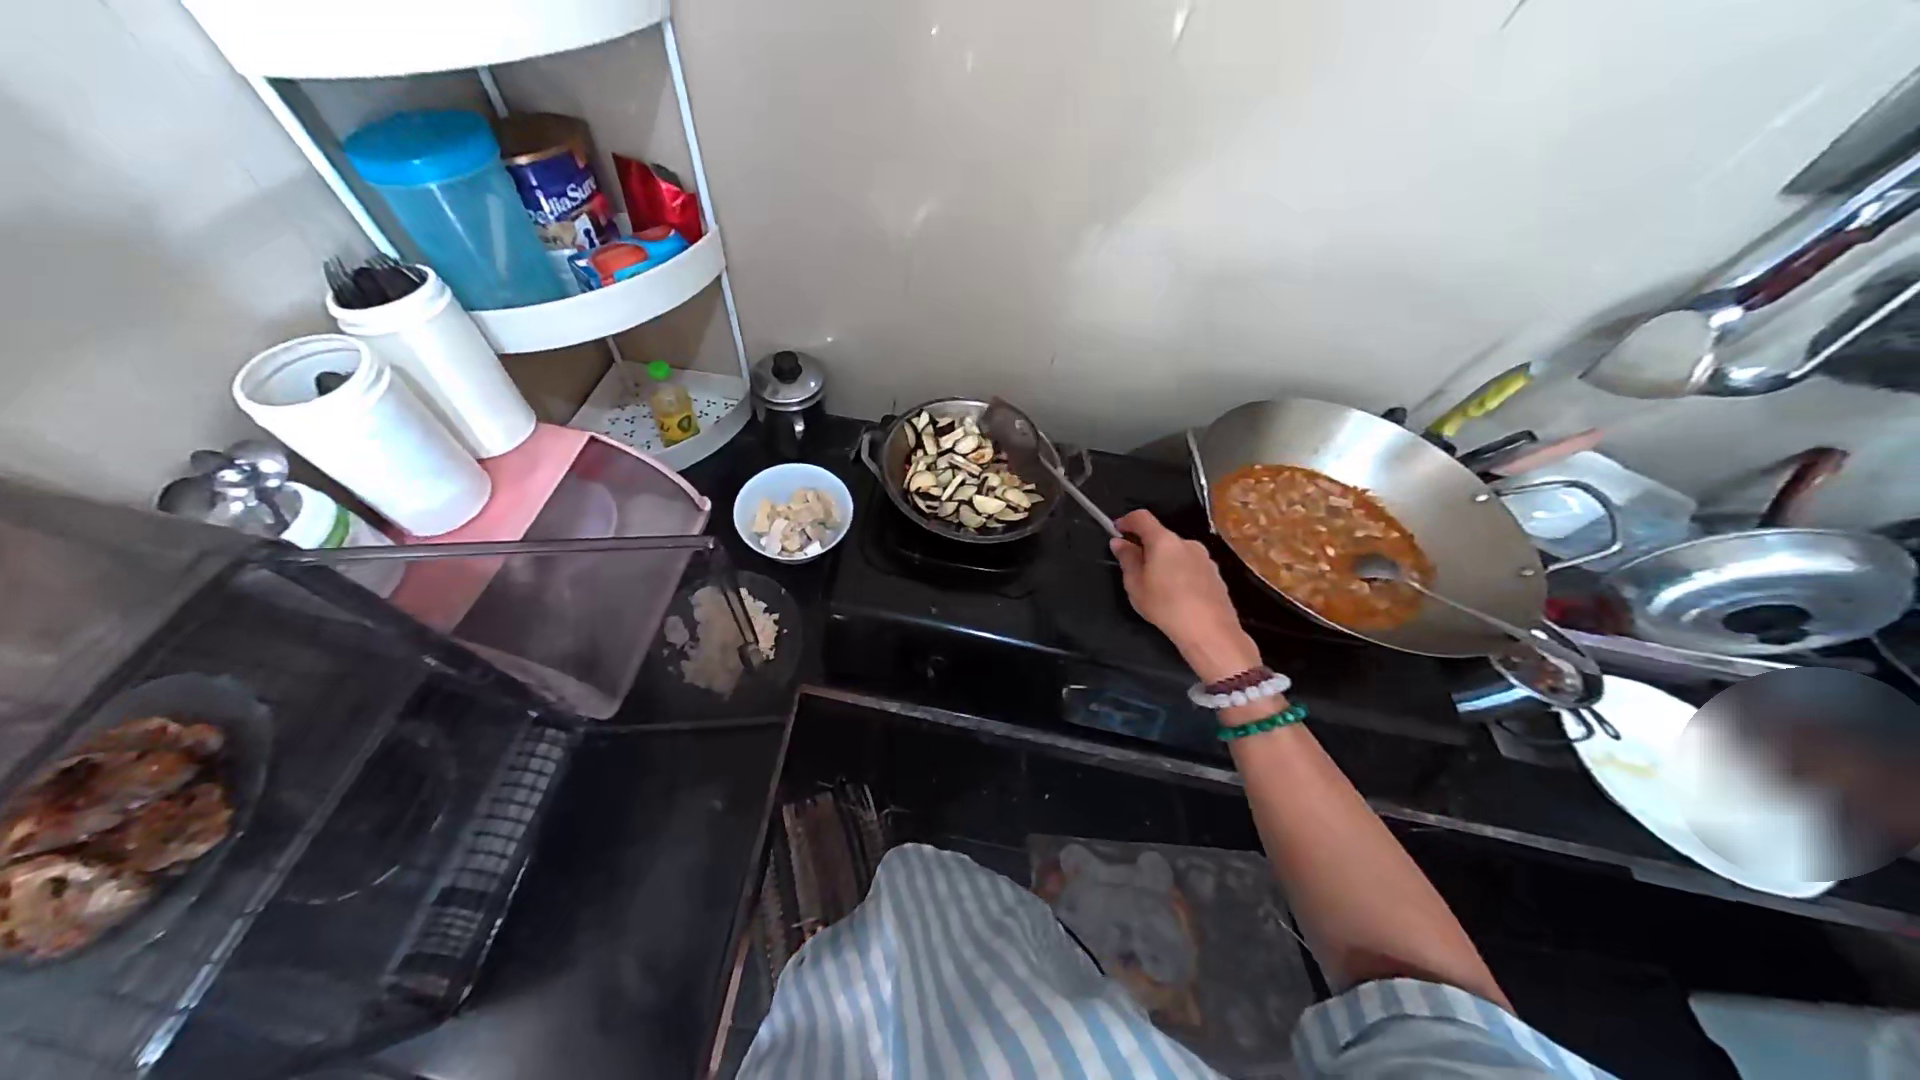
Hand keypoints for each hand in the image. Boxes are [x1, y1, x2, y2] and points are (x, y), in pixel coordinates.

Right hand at [1111, 509, 1260, 682]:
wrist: (1209, 631)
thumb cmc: (1165, 606)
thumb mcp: (1135, 585)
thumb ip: (1127, 559)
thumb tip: (1119, 542)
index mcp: (1164, 541)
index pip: (1142, 517)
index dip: (1126, 520)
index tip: (1117, 530)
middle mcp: (1187, 543)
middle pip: (1161, 536)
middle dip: (1146, 547)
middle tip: (1135, 569)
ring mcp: (1204, 557)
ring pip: (1177, 552)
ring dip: (1164, 561)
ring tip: (1157, 587)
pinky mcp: (1215, 573)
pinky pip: (1191, 566)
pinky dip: (1180, 573)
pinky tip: (1177, 595)